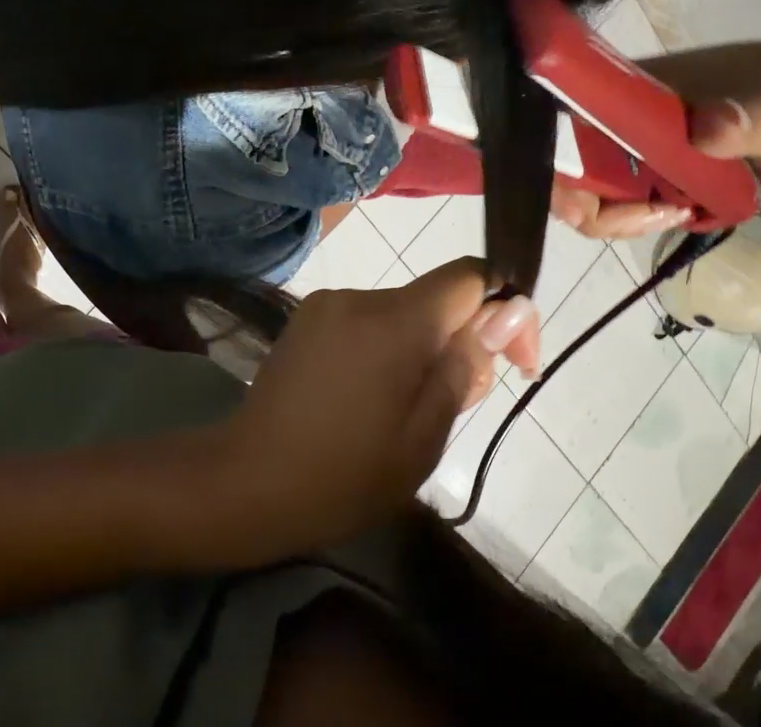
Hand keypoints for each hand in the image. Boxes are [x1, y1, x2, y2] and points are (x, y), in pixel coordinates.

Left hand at [210, 259, 538, 555]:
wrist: (246, 484)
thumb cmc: (345, 474)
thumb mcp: (425, 435)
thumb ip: (467, 365)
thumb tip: (510, 309)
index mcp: (393, 321)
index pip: (469, 277)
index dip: (504, 310)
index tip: (514, 362)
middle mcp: (356, 298)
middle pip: (432, 299)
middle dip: (458, 343)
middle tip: (449, 409)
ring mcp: (323, 308)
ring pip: (398, 314)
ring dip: (418, 351)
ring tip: (403, 415)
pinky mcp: (301, 324)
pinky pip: (363, 324)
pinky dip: (383, 352)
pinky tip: (369, 402)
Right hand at [551, 42, 760, 236]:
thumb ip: (747, 115)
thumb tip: (707, 133)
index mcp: (614, 88)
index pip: (553, 126)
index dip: (554, 168)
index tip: (590, 203)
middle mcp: (598, 117)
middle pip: (557, 168)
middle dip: (587, 206)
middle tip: (655, 217)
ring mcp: (610, 147)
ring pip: (577, 193)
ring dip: (613, 218)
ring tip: (675, 215)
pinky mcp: (626, 172)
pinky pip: (602, 204)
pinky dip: (627, 220)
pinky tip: (674, 214)